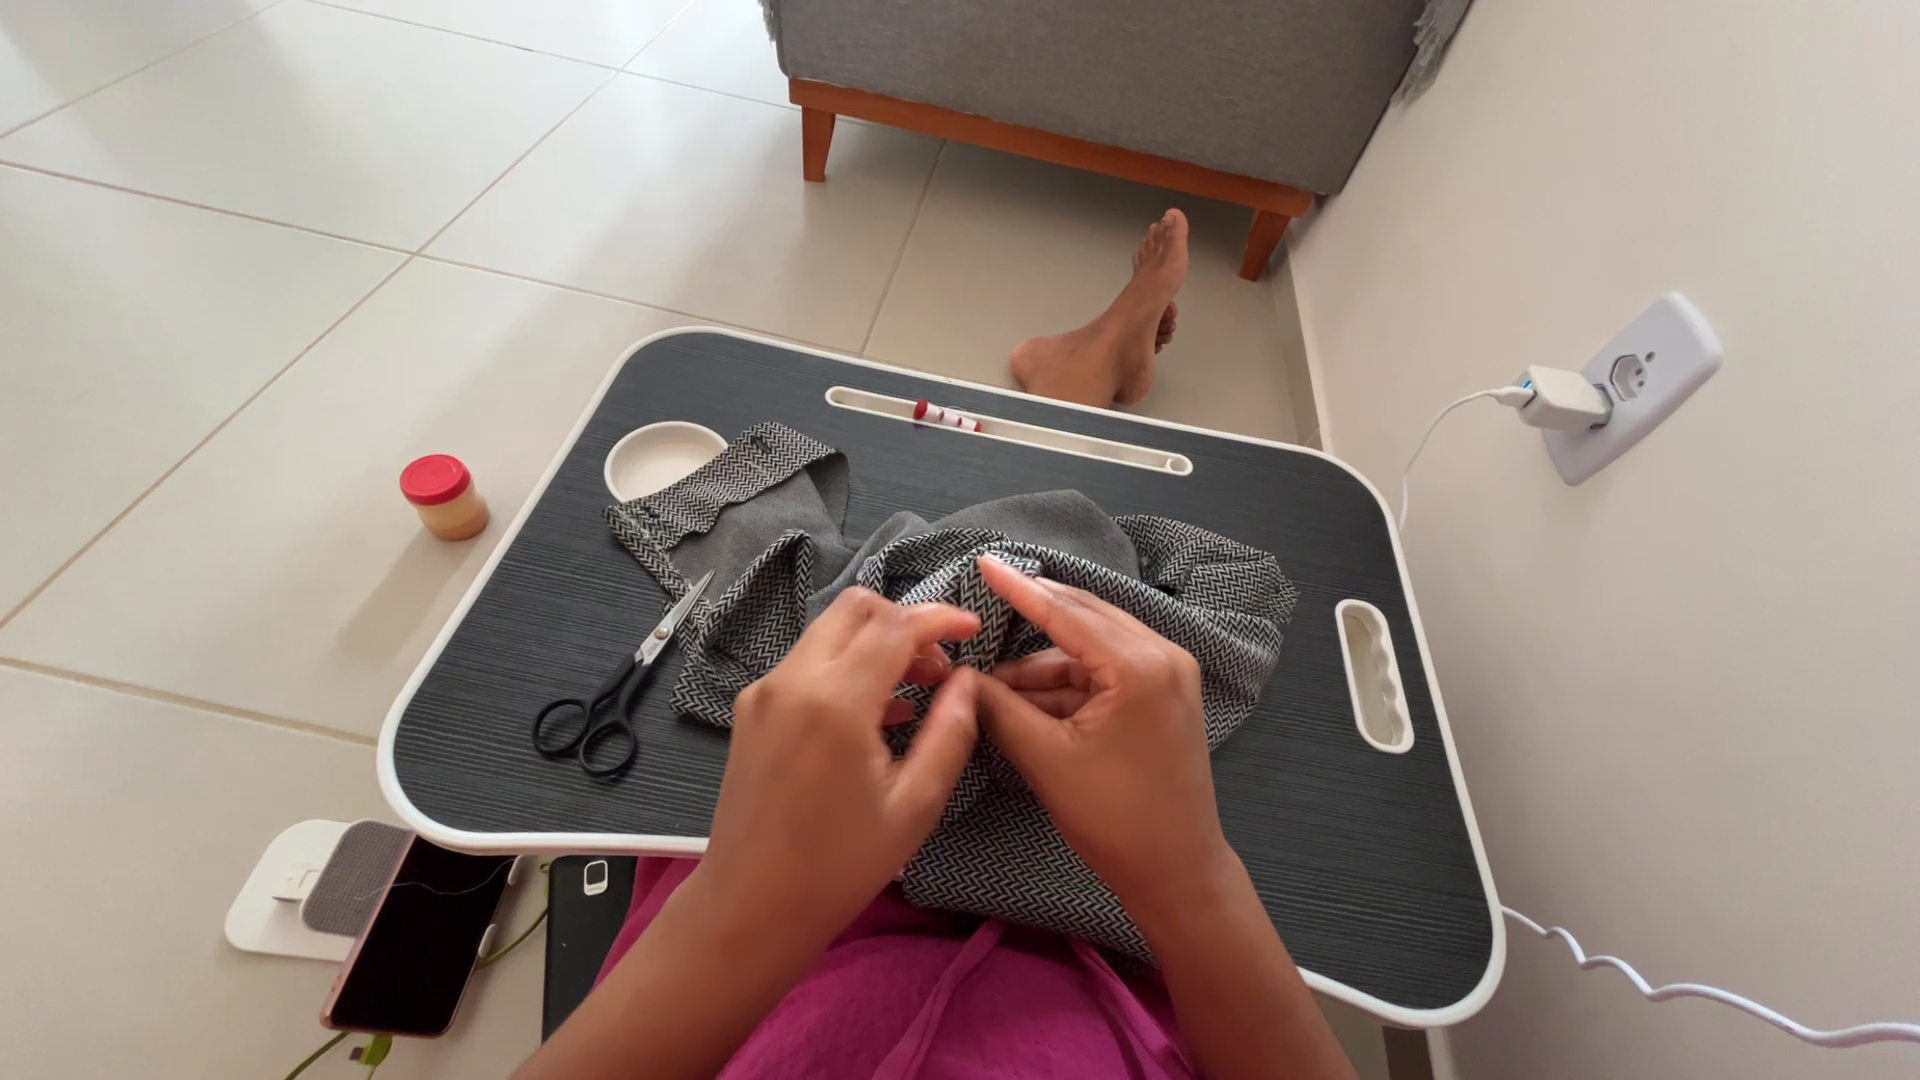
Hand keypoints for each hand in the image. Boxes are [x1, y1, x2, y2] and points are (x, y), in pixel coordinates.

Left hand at [697, 587, 983, 942]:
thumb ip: (950, 732)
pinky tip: (876, 710)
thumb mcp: (915, 804)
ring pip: (830, 629)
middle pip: (856, 607)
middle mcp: (793, 679)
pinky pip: (808, 660)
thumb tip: (968, 681)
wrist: (749, 908)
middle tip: (939, 666)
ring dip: (876, 641)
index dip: (941, 618)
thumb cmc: (840, 866)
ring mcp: (765, 690)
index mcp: (835, 702)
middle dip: (906, 621)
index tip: (973, 629)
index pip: (895, 625)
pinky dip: (847, 665)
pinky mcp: (752, 707)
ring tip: (916, 688)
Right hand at [973, 555, 1237, 916]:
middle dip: (1032, 615)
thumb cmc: (1112, 818)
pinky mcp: (1163, 694)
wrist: (1177, 874)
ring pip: (1091, 646)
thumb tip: (962, 677)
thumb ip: (999, 708)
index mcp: (1139, 666)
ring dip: (1044, 663)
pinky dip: (1067, 682)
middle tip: (986, 599)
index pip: (1067, 613)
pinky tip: (1027, 699)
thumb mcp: (1045, 758)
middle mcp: (1162, 655)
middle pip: (1084, 618)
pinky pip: (1105, 671)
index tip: (986, 560)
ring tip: (994, 684)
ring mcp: (1168, 674)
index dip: (1019, 588)